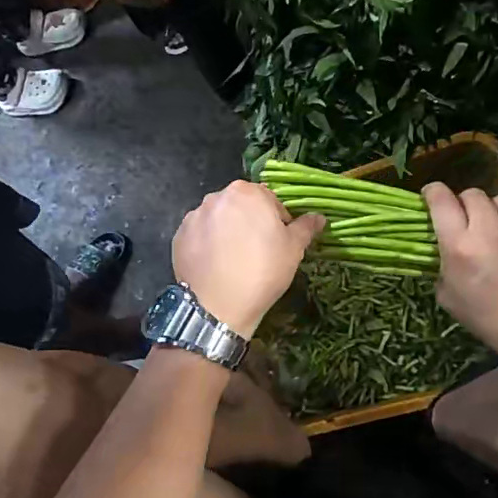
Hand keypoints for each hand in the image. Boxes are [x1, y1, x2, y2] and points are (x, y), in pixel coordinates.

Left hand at [172, 181, 325, 338]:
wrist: (219, 305)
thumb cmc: (263, 271)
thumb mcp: (293, 249)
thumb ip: (305, 227)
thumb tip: (318, 217)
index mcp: (247, 192)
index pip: (269, 199)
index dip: (277, 220)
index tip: (279, 242)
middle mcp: (216, 197)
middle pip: (240, 206)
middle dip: (249, 223)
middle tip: (258, 252)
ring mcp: (194, 216)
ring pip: (218, 220)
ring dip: (227, 232)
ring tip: (234, 261)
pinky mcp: (178, 236)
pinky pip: (199, 235)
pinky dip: (207, 245)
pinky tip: (216, 265)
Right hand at [423, 184, 497, 363]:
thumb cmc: (492, 320)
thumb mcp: (449, 297)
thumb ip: (441, 264)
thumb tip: (440, 244)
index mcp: (460, 247)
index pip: (441, 200)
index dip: (433, 193)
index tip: (433, 197)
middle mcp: (491, 231)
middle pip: (473, 194)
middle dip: (466, 204)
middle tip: (470, 220)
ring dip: (497, 210)